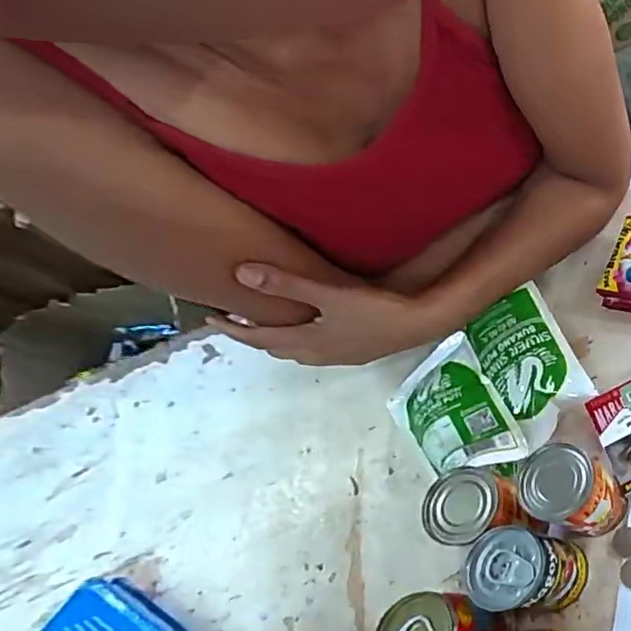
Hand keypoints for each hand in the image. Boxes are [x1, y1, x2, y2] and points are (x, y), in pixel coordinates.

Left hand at [207, 263, 439, 365]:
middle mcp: (319, 355)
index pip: (259, 338)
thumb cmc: (374, 310)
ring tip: (269, 324)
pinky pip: (317, 350)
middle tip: (237, 319)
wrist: (419, 325)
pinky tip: (311, 330)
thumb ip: (286, 284)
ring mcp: (339, 357)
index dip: (233, 329)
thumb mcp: (328, 294)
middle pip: (276, 348)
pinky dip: (302, 341)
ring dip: (279, 340)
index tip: (211, 318)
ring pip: (298, 352)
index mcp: (307, 342)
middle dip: (254, 336)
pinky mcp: (357, 353)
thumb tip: (239, 274)